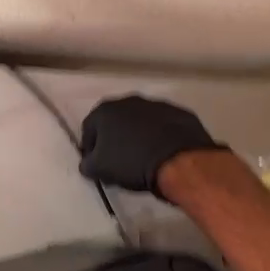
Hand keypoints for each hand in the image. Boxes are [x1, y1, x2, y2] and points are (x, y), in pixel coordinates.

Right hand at [77, 95, 224, 195]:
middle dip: (115, 138)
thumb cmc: (131, 162)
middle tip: (120, 160)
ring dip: (139, 135)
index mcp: (105, 110)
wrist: (180, 161)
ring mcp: (158, 104)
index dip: (91, 148)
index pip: (89, 129)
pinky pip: (164, 125)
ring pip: (141, 121)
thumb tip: (88, 163)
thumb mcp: (99, 169)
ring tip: (144, 157)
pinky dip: (161, 136)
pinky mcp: (181, 113)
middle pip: (116, 121)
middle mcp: (129, 101)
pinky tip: (164, 153)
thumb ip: (87, 163)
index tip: (97, 163)